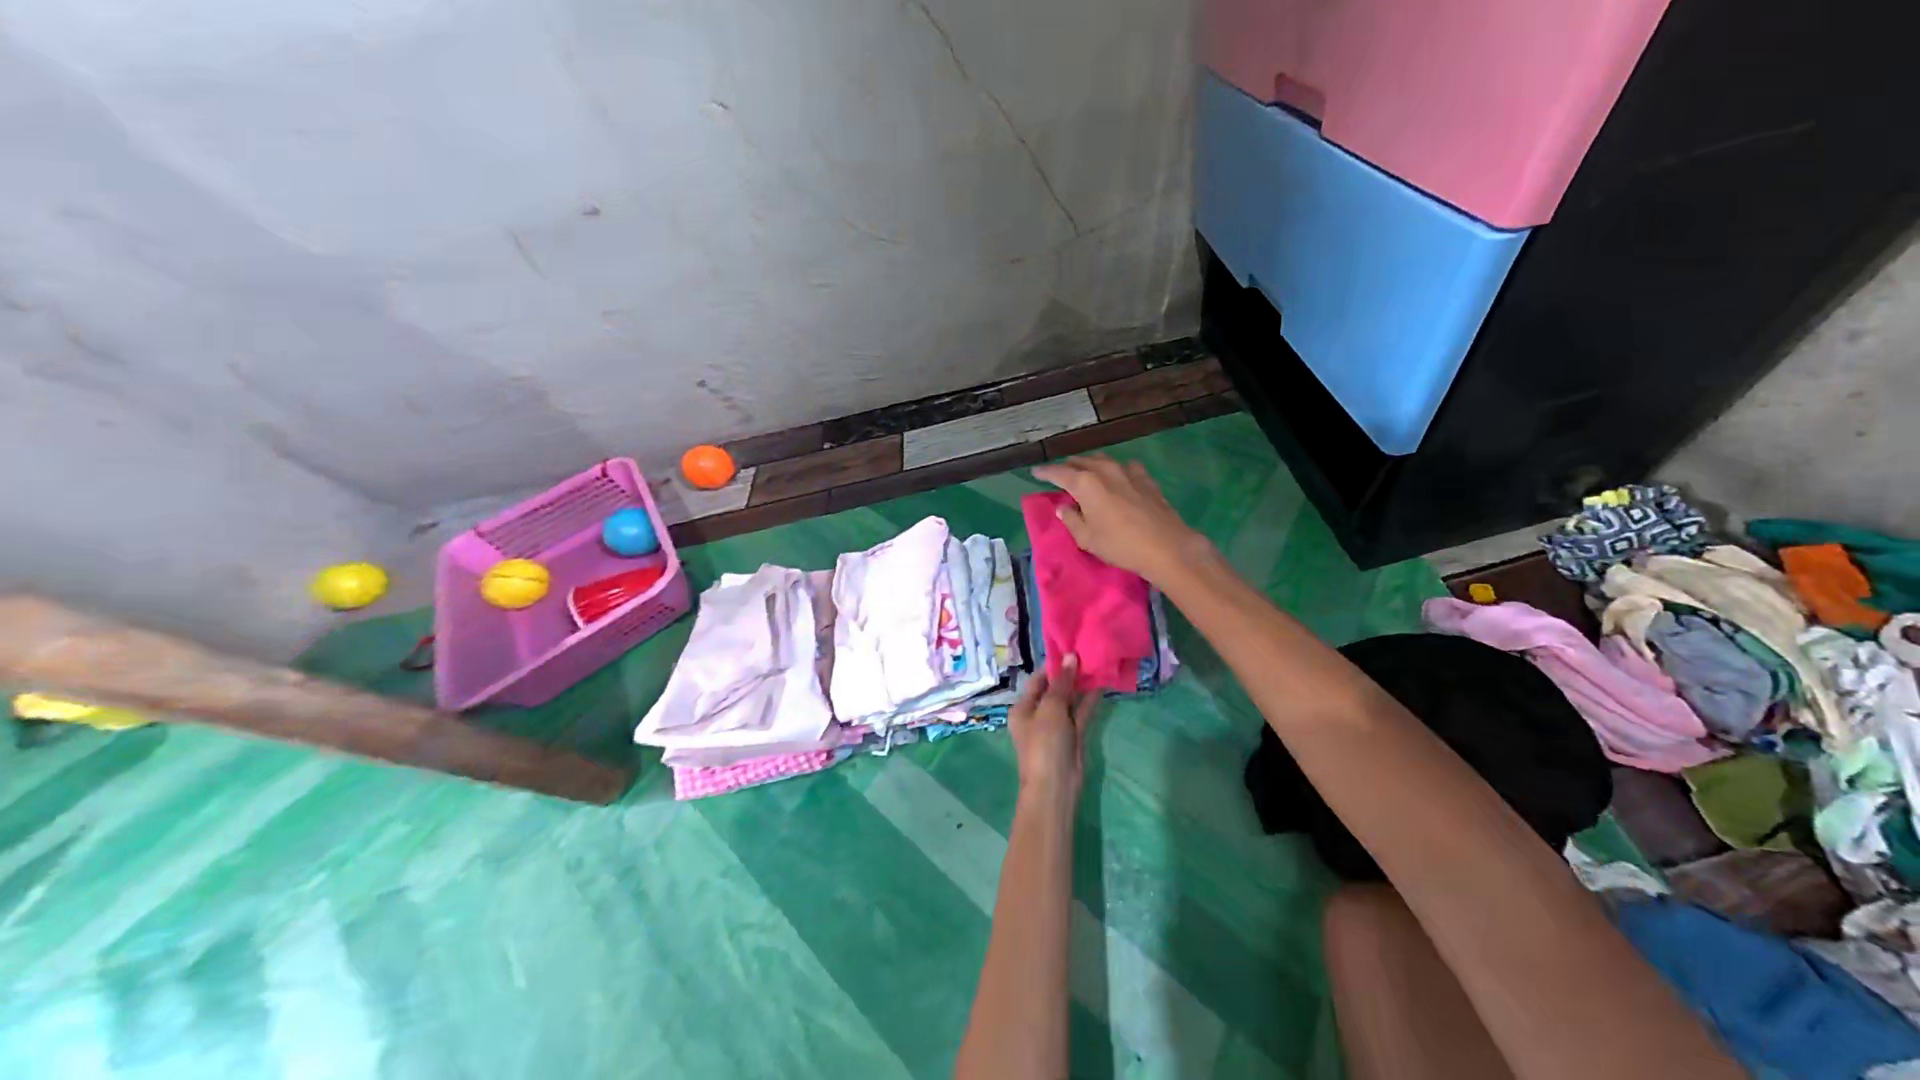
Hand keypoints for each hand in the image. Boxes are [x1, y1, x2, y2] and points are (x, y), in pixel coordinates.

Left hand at [1009, 655, 1100, 798]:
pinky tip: (1101, 685)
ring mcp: (1056, 727)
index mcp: (1022, 709)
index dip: (1053, 666)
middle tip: (1088, 653)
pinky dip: (1089, 701)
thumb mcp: (1050, 709)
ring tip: (1097, 664)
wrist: (1055, 786)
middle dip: (1069, 675)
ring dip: (1081, 686)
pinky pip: (1080, 714)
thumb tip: (1071, 658)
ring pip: (1069, 702)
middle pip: (1054, 690)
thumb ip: (1062, 684)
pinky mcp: (1073, 737)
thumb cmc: (1044, 744)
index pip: (1037, 681)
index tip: (1071, 649)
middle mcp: (1037, 716)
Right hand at [1031, 454, 1211, 585]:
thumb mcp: (1087, 538)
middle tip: (1060, 475)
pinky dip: (1114, 469)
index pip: (1059, 473)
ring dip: (1091, 464)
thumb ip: (1071, 520)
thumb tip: (1064, 508)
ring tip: (1085, 473)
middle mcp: (1104, 470)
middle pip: (1081, 462)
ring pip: (1103, 460)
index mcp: (1085, 483)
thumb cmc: (1120, 545)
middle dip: (1068, 467)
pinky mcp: (1146, 478)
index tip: (1036, 473)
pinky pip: (1125, 467)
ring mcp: (1128, 471)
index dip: (1045, 472)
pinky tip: (1117, 477)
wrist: (1166, 546)